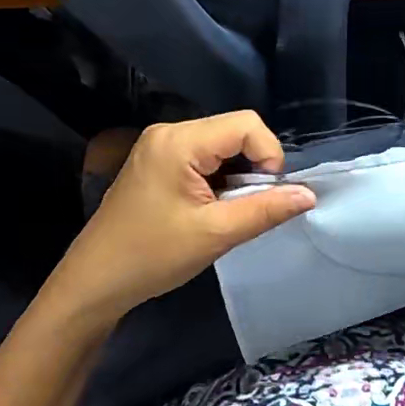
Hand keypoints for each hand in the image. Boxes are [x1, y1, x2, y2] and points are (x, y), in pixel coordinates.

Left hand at [41, 111, 314, 322]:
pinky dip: (219, 177)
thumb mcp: (216, 234)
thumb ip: (266, 209)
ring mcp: (159, 145)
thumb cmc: (153, 256)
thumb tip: (309, 194)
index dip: (269, 154)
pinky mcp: (157, 160)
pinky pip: (203, 155)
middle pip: (233, 130)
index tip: (267, 195)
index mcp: (179, 141)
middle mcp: (169, 132)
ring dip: (237, 173)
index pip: (246, 124)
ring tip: (230, 210)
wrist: (96, 281)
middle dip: (253, 165)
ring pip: (221, 144)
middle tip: (249, 206)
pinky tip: (212, 207)